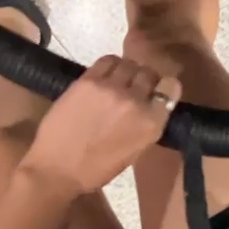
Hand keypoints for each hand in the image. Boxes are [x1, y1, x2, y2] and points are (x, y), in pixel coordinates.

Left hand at [21, 56, 181, 195]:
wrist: (57, 167)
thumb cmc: (96, 168)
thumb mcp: (133, 151)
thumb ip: (146, 124)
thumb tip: (151, 103)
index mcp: (151, 124)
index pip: (171, 88)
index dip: (165, 86)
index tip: (157, 90)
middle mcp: (136, 102)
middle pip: (148, 73)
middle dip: (143, 78)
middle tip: (132, 87)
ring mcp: (112, 88)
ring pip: (129, 63)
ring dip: (126, 71)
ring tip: (116, 80)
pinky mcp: (89, 80)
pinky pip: (107, 60)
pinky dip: (109, 65)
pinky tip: (103, 75)